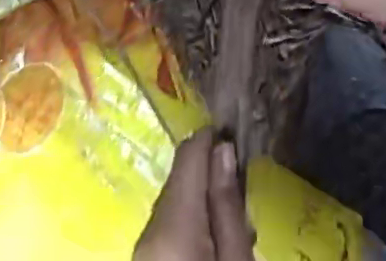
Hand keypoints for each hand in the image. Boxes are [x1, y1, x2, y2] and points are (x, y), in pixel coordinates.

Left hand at [133, 129, 252, 260]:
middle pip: (180, 177)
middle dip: (209, 171)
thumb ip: (228, 206)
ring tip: (233, 215)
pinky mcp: (145, 258)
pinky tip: (213, 238)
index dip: (212, 138)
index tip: (237, 136)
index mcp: (173, 224)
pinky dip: (191, 220)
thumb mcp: (236, 260)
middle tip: (243, 183)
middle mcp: (149, 227)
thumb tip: (223, 148)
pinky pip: (169, 224)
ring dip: (202, 196)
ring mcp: (143, 245)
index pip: (188, 156)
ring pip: (175, 199)